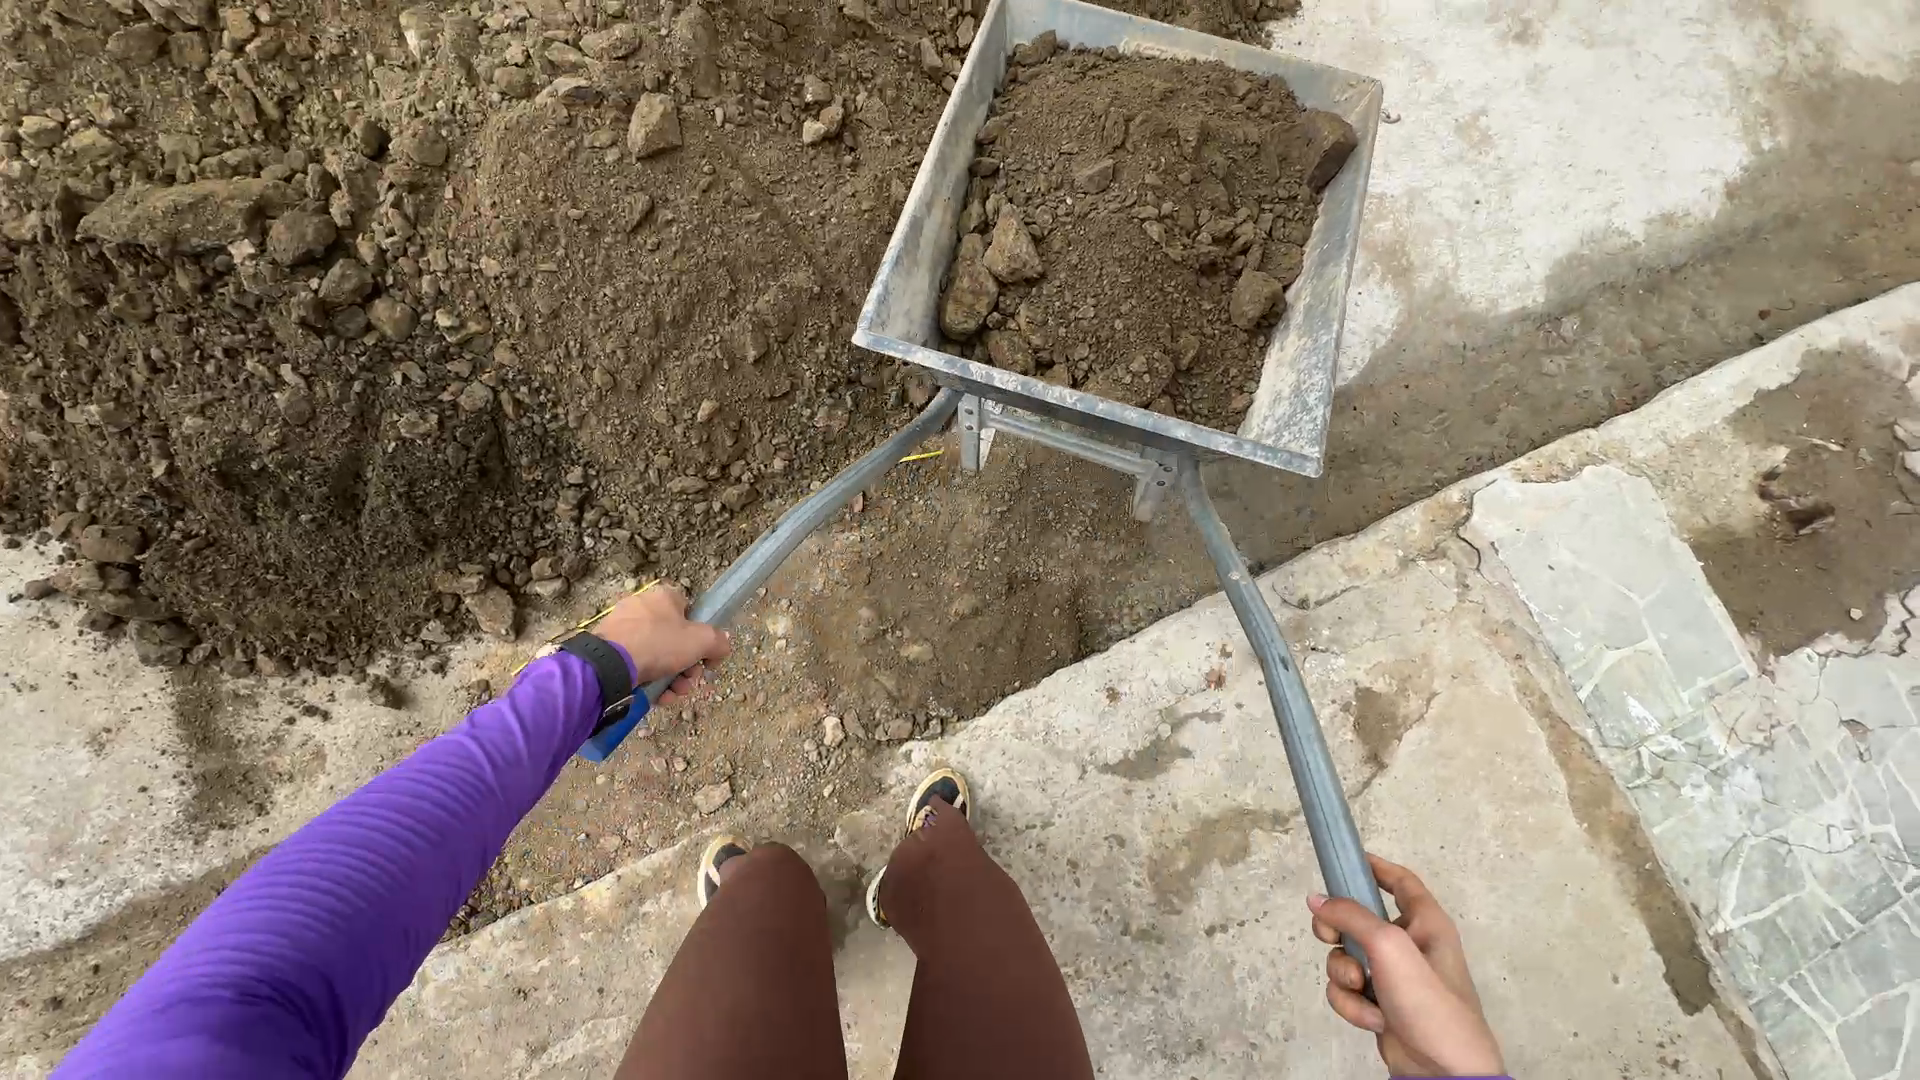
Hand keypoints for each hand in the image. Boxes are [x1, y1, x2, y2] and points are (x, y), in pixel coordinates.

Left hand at [590, 584, 731, 706]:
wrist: (610, 665)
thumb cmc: (659, 643)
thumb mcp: (703, 641)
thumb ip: (720, 642)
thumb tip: (720, 649)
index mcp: (664, 596)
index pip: (691, 612)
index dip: (701, 635)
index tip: (704, 656)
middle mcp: (642, 607)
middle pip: (676, 639)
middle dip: (688, 665)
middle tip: (690, 680)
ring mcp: (623, 628)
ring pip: (658, 655)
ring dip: (672, 678)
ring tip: (674, 694)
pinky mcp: (608, 650)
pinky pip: (638, 664)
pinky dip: (651, 681)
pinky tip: (658, 696)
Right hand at [1309, 854, 1504, 1076]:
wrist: (1443, 1074)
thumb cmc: (1428, 1002)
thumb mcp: (1389, 947)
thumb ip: (1350, 916)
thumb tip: (1315, 899)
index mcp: (1426, 924)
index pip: (1400, 881)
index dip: (1373, 866)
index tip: (1341, 860)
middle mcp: (1409, 945)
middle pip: (1357, 917)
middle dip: (1337, 927)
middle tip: (1328, 935)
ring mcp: (1392, 977)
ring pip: (1345, 954)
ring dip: (1344, 972)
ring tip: (1362, 989)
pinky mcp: (1379, 1004)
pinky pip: (1347, 988)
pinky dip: (1351, 1002)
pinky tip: (1372, 1018)